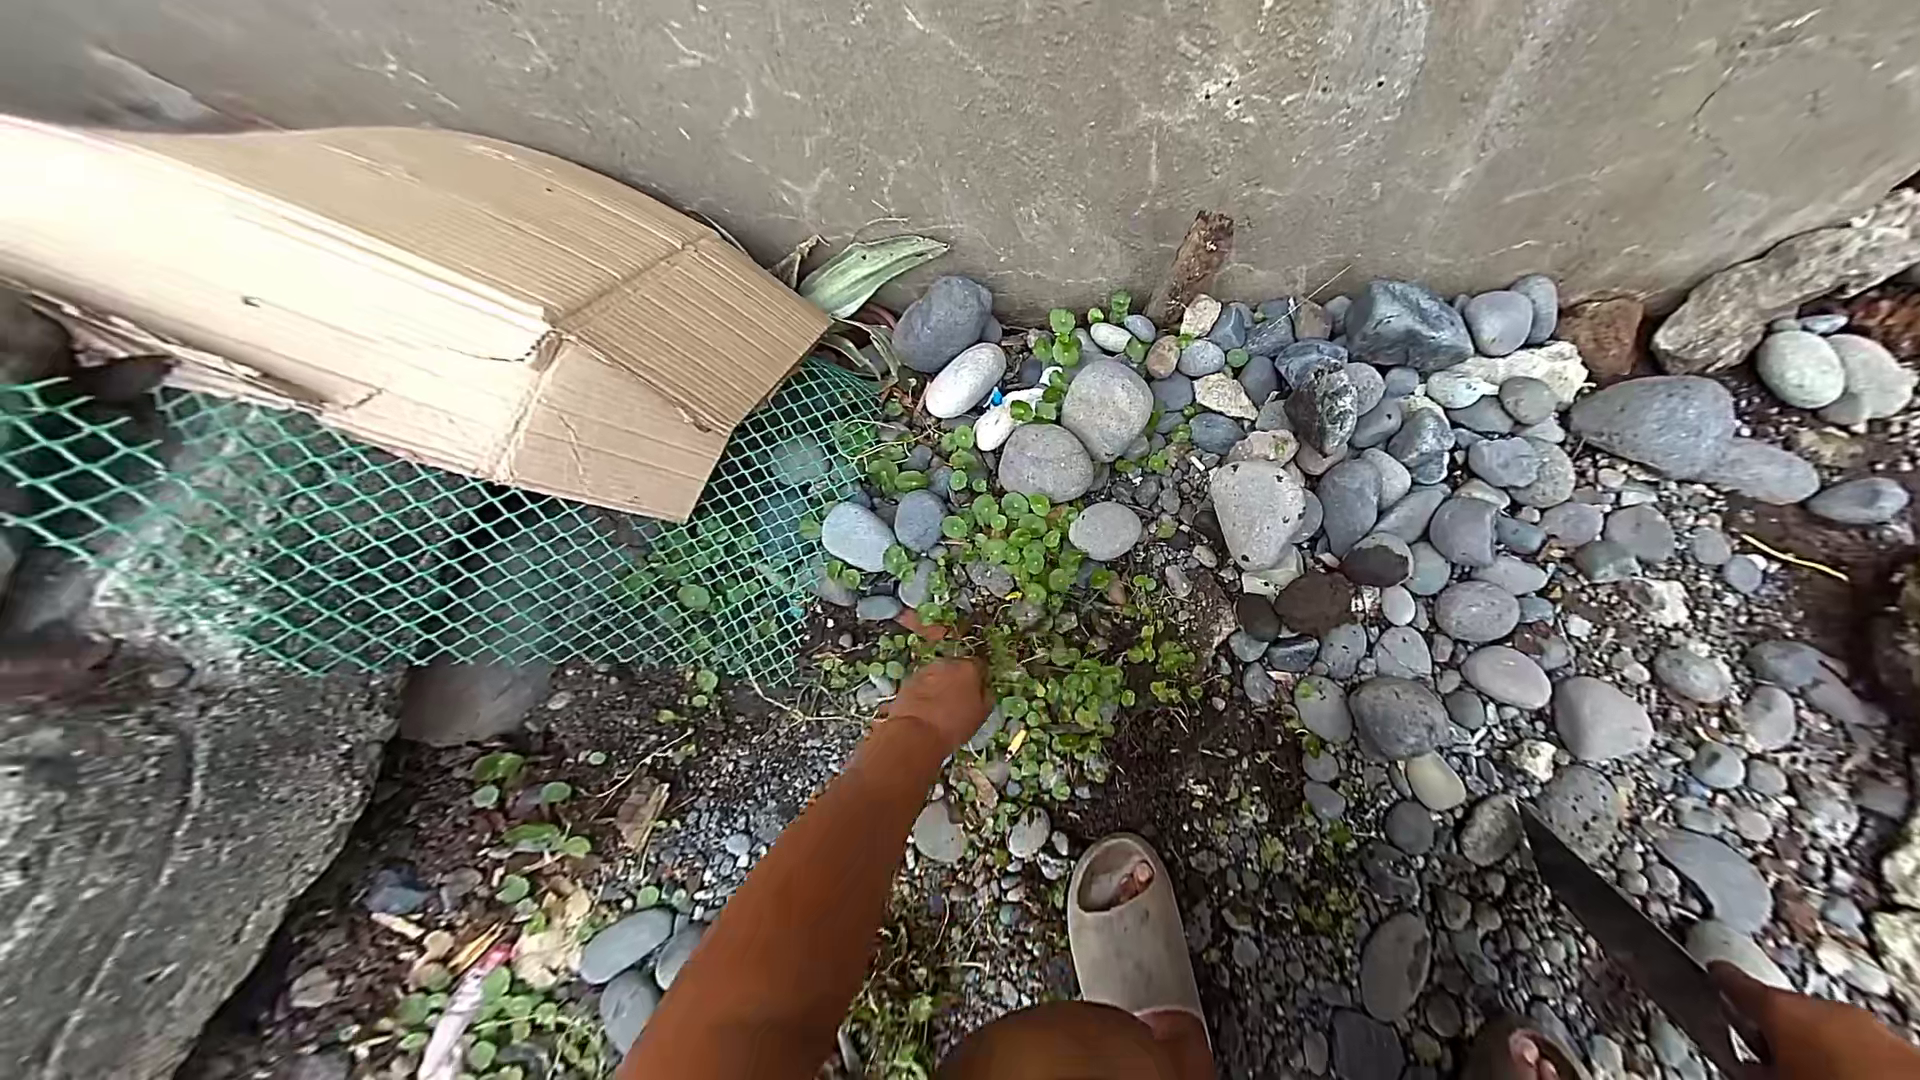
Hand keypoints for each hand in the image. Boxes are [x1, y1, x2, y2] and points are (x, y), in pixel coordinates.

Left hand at [881, 657, 990, 756]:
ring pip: (938, 675)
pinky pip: (922, 683)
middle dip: (958, 681)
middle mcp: (947, 663)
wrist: (916, 734)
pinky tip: (925, 709)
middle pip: (957, 668)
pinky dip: (925, 692)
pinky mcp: (908, 680)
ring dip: (940, 685)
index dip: (979, 681)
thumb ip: (986, 697)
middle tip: (959, 701)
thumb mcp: (981, 714)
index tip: (978, 693)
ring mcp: (926, 670)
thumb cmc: (954, 726)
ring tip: (940, 707)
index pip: (979, 667)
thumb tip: (984, 691)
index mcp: (969, 668)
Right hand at [1709, 962, 1919, 1079]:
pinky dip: (1861, 1064)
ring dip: (1824, 1047)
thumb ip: (1747, 1066)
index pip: (1729, 979)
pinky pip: (1873, 1052)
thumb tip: (1743, 1066)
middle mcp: (1826, 1009)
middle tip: (1775, 1056)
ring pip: (1833, 1029)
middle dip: (1781, 1029)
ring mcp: (1879, 1033)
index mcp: (1778, 1006)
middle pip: (1786, 1008)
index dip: (1717, 984)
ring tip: (1818, 1074)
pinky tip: (1852, 1078)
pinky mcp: (1913, 1056)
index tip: (1715, 984)